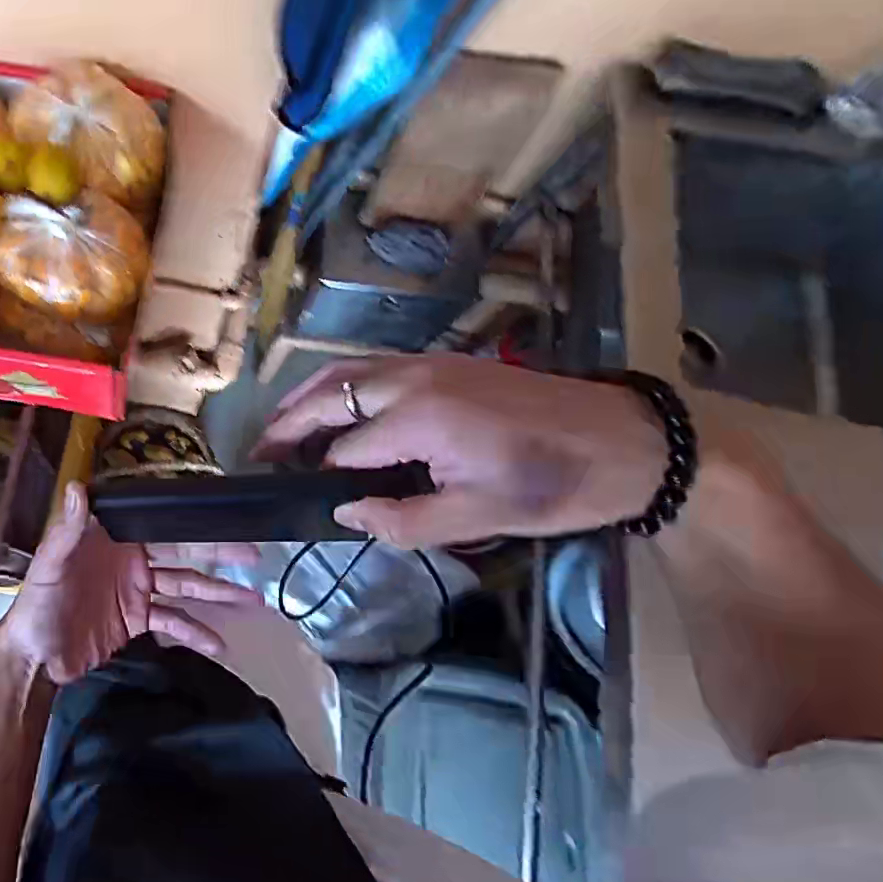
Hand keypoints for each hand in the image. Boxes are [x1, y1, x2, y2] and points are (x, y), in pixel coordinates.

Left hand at [0, 482, 262, 685]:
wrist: (34, 656)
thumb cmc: (38, 603)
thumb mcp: (51, 565)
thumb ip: (69, 529)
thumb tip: (77, 485)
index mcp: (115, 539)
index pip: (161, 526)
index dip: (192, 524)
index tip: (224, 520)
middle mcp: (132, 560)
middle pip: (183, 556)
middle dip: (219, 557)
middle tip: (254, 559)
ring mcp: (137, 591)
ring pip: (185, 588)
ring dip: (217, 595)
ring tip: (252, 602)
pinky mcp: (137, 620)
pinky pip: (172, 623)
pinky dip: (195, 632)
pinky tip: (219, 644)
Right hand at [254, 355, 666, 545]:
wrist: (623, 438)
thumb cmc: (553, 485)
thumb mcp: (479, 518)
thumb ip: (402, 521)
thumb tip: (346, 513)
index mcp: (418, 422)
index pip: (345, 452)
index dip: (321, 478)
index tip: (302, 499)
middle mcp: (409, 381)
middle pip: (328, 397)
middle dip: (287, 425)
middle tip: (258, 453)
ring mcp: (424, 364)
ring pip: (345, 372)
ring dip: (306, 398)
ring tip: (279, 425)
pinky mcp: (440, 360)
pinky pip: (370, 367)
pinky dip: (337, 385)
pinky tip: (333, 404)